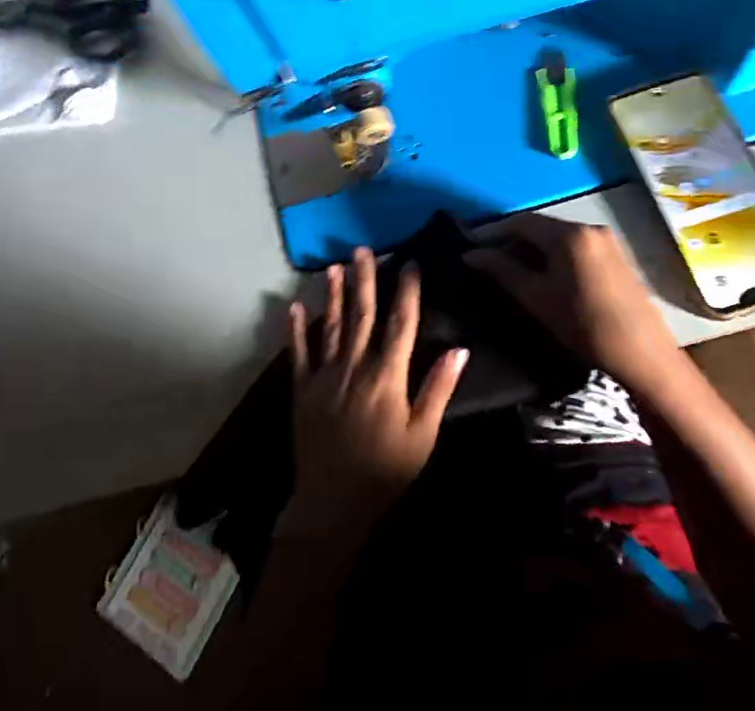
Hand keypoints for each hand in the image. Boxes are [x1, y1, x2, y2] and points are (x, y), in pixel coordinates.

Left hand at [282, 248, 467, 540]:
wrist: (332, 505)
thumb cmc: (385, 471)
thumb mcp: (422, 435)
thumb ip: (437, 389)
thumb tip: (459, 349)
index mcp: (387, 377)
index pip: (400, 324)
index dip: (406, 292)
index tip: (409, 264)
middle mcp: (354, 368)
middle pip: (362, 315)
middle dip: (365, 280)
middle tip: (364, 249)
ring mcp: (324, 377)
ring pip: (331, 326)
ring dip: (334, 294)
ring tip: (335, 266)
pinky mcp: (302, 391)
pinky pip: (298, 354)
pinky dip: (296, 329)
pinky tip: (295, 307)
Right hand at [463, 214, 682, 390]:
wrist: (640, 352)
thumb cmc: (583, 324)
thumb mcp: (536, 298)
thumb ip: (502, 271)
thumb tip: (470, 254)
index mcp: (569, 234)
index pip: (522, 221)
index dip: (493, 232)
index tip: (471, 249)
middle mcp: (589, 227)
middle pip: (542, 227)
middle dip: (514, 242)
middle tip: (490, 264)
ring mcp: (607, 241)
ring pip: (559, 238)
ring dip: (534, 251)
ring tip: (514, 274)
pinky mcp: (616, 256)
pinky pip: (576, 248)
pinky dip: (556, 257)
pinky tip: (546, 278)